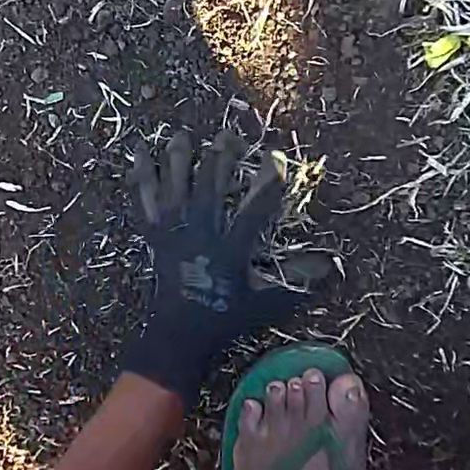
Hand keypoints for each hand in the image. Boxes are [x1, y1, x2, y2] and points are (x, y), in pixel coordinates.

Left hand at [119, 128, 327, 405]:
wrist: (179, 334)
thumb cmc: (226, 318)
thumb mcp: (266, 303)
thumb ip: (297, 283)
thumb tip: (331, 265)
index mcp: (230, 249)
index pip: (254, 208)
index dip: (268, 180)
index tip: (275, 155)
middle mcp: (200, 234)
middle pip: (210, 188)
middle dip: (220, 159)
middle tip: (228, 135)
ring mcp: (173, 233)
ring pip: (174, 188)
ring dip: (179, 160)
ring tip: (182, 135)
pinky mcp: (154, 235)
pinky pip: (144, 202)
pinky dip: (141, 178)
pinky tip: (139, 154)